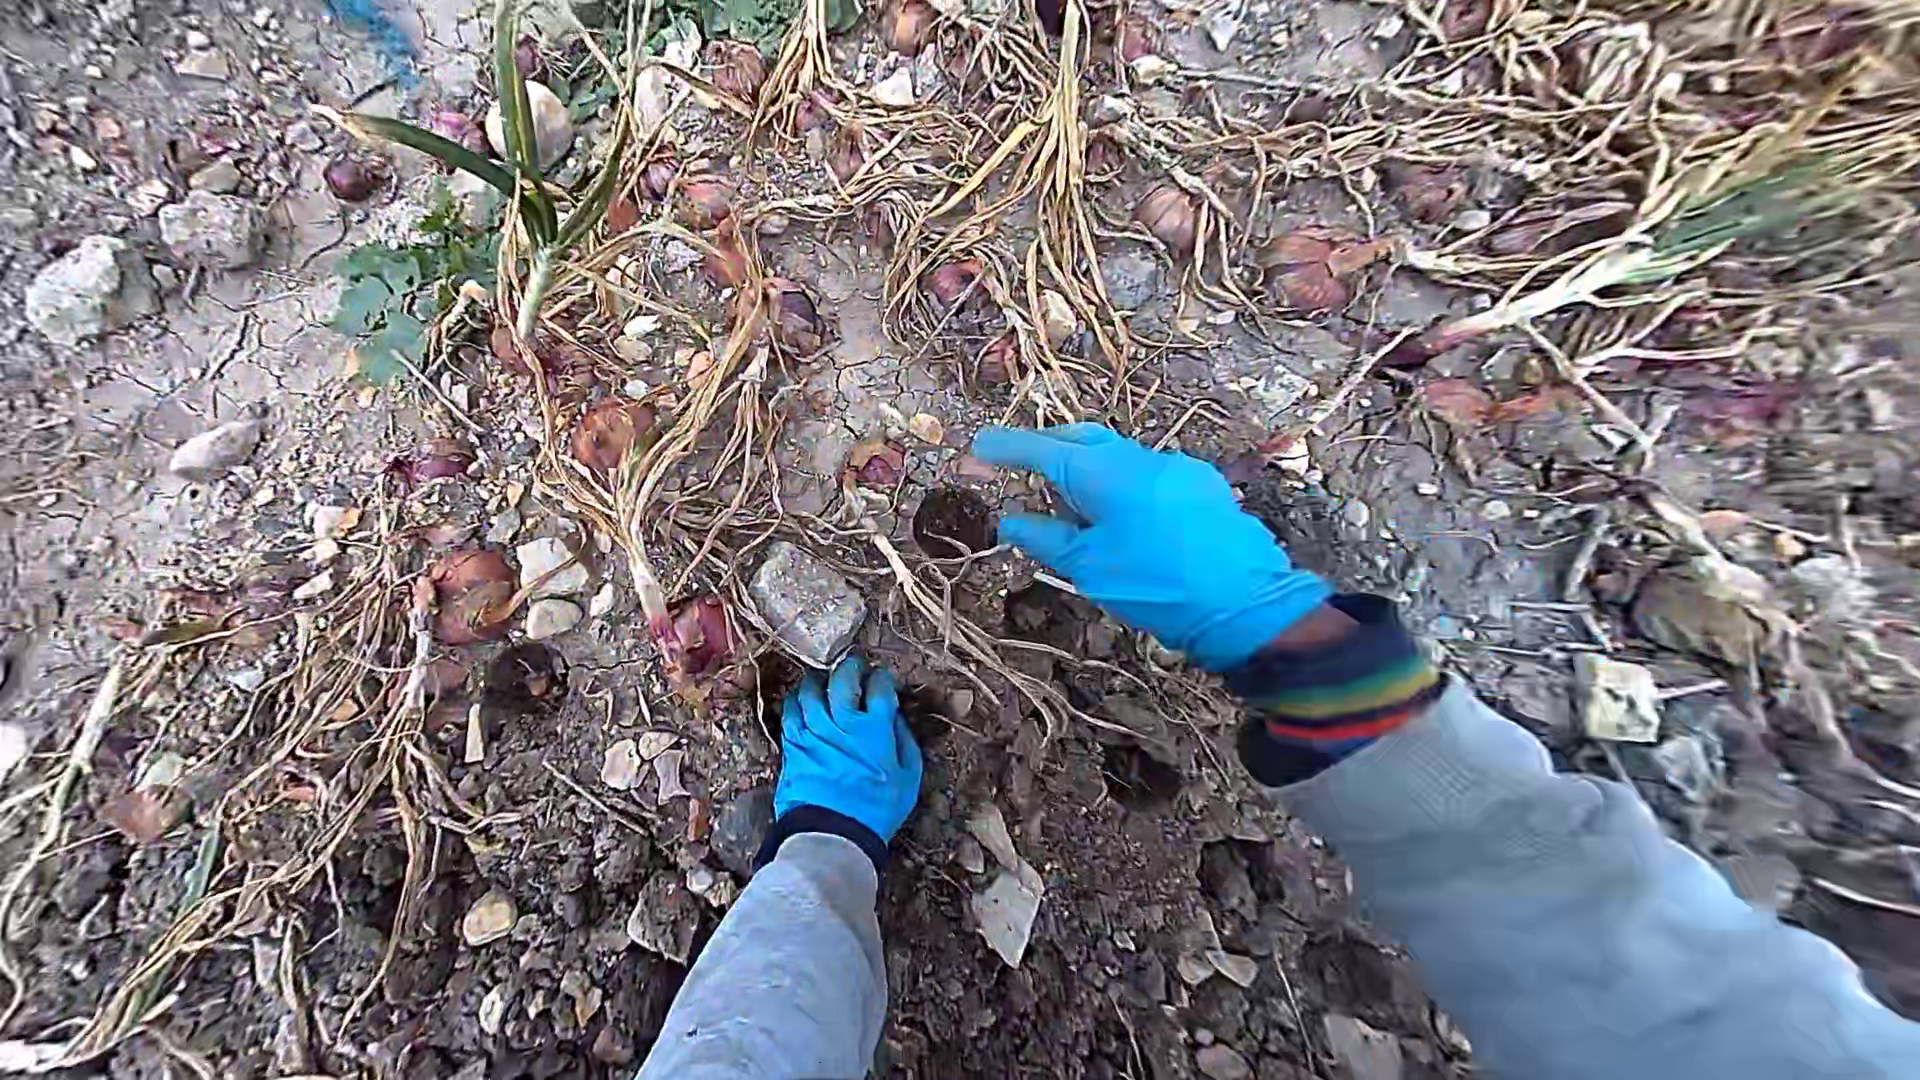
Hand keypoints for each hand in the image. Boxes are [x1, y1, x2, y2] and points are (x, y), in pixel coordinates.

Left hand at [775, 655, 922, 842]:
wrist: (832, 837)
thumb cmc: (875, 810)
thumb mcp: (908, 779)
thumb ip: (905, 742)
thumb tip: (897, 718)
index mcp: (876, 728)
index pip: (879, 686)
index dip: (881, 677)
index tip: (881, 679)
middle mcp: (843, 722)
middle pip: (843, 678)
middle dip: (850, 666)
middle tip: (853, 666)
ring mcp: (815, 731)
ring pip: (812, 689)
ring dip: (820, 679)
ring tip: (825, 679)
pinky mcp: (793, 744)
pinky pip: (791, 711)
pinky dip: (797, 700)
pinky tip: (802, 699)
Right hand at [972, 424, 1332, 670]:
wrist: (1245, 604)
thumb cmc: (1154, 585)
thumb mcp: (1088, 566)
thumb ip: (1045, 538)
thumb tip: (1011, 522)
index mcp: (1104, 473)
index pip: (1042, 450)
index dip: (1006, 448)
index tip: (977, 446)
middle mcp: (1139, 457)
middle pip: (1080, 439)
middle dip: (1046, 450)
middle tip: (1018, 469)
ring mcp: (1173, 466)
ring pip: (1114, 454)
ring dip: (1083, 470)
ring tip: (1067, 506)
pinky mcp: (1198, 483)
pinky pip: (1142, 470)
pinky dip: (1116, 483)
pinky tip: (1116, 515)